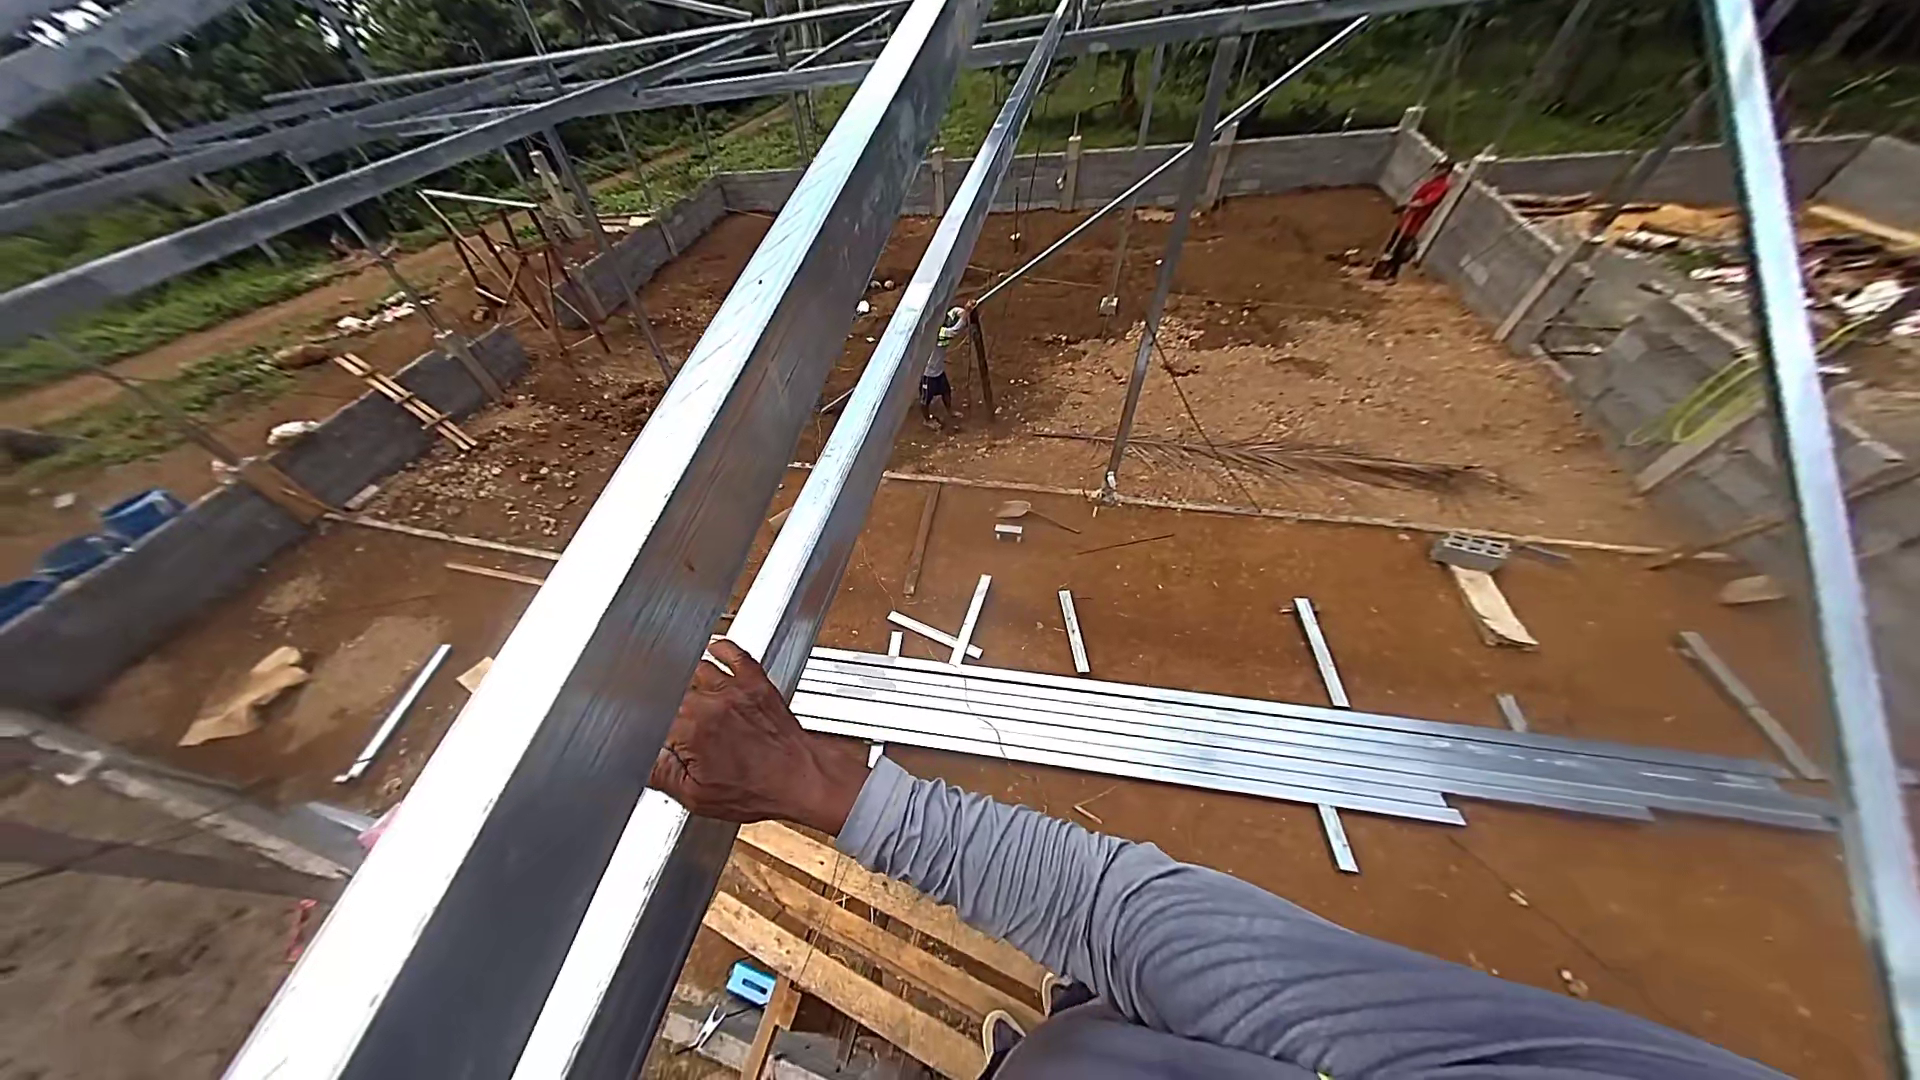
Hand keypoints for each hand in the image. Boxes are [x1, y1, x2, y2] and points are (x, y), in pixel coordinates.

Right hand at [649, 639, 870, 834]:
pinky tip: (713, 650)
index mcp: (691, 730)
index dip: (649, 727)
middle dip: (666, 706)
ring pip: (699, 670)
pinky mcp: (757, 682)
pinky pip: (734, 654)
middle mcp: (711, 703)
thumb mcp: (697, 797)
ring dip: (687, 678)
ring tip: (678, 685)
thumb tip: (642, 761)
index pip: (653, 718)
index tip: (650, 733)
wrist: (800, 776)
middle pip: (674, 692)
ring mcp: (735, 689)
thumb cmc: (758, 789)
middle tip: (668, 722)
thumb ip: (662, 774)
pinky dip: (721, 649)